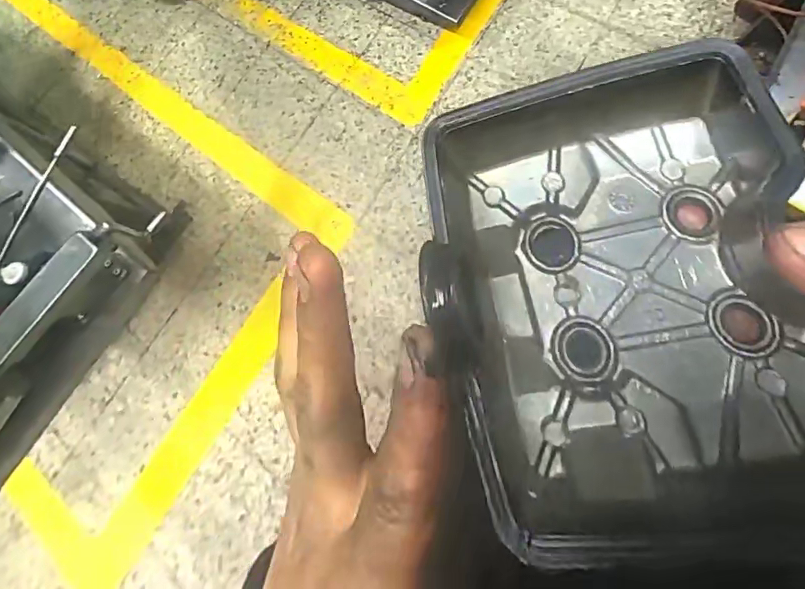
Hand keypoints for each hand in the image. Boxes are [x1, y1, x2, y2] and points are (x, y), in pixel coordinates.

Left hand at [265, 233, 449, 588]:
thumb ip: (468, 538)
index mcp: (378, 555)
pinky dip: (295, 338)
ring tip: (297, 250)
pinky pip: (294, 393)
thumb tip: (510, 470)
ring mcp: (306, 483)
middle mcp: (330, 504)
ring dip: (296, 314)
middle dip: (321, 328)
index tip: (427, 343)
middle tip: (316, 254)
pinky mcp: (299, 472)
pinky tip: (296, 303)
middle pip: (323, 413)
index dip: (415, 421)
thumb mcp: (432, 580)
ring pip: (295, 392)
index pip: (400, 489)